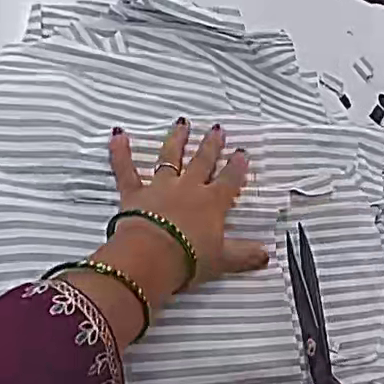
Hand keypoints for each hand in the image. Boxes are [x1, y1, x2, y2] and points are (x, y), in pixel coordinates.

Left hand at [108, 118, 270, 288]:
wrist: (152, 257)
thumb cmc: (189, 258)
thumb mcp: (223, 260)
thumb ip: (245, 255)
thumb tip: (266, 256)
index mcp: (212, 203)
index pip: (229, 180)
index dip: (236, 167)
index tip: (241, 153)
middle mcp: (188, 188)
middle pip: (202, 162)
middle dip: (211, 145)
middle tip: (217, 129)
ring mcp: (160, 188)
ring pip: (170, 158)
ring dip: (176, 139)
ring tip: (182, 124)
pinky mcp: (134, 194)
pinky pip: (126, 169)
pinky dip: (120, 152)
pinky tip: (117, 135)